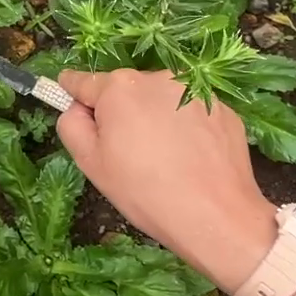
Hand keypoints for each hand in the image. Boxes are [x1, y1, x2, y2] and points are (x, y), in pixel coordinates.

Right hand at [54, 69, 276, 292]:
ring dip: (151, 117)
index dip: (72, 96)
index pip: (81, 81)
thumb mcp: (89, 162)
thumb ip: (71, 124)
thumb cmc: (143, 190)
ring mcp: (195, 92)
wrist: (217, 217)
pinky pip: (188, 112)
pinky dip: (182, 127)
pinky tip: (188, 157)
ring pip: (157, 99)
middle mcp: (157, 78)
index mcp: (118, 88)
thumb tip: (78, 109)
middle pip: (122, 90)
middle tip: (124, 151)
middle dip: (118, 112)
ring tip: (161, 156)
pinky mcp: (223, 109)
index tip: (75, 111)